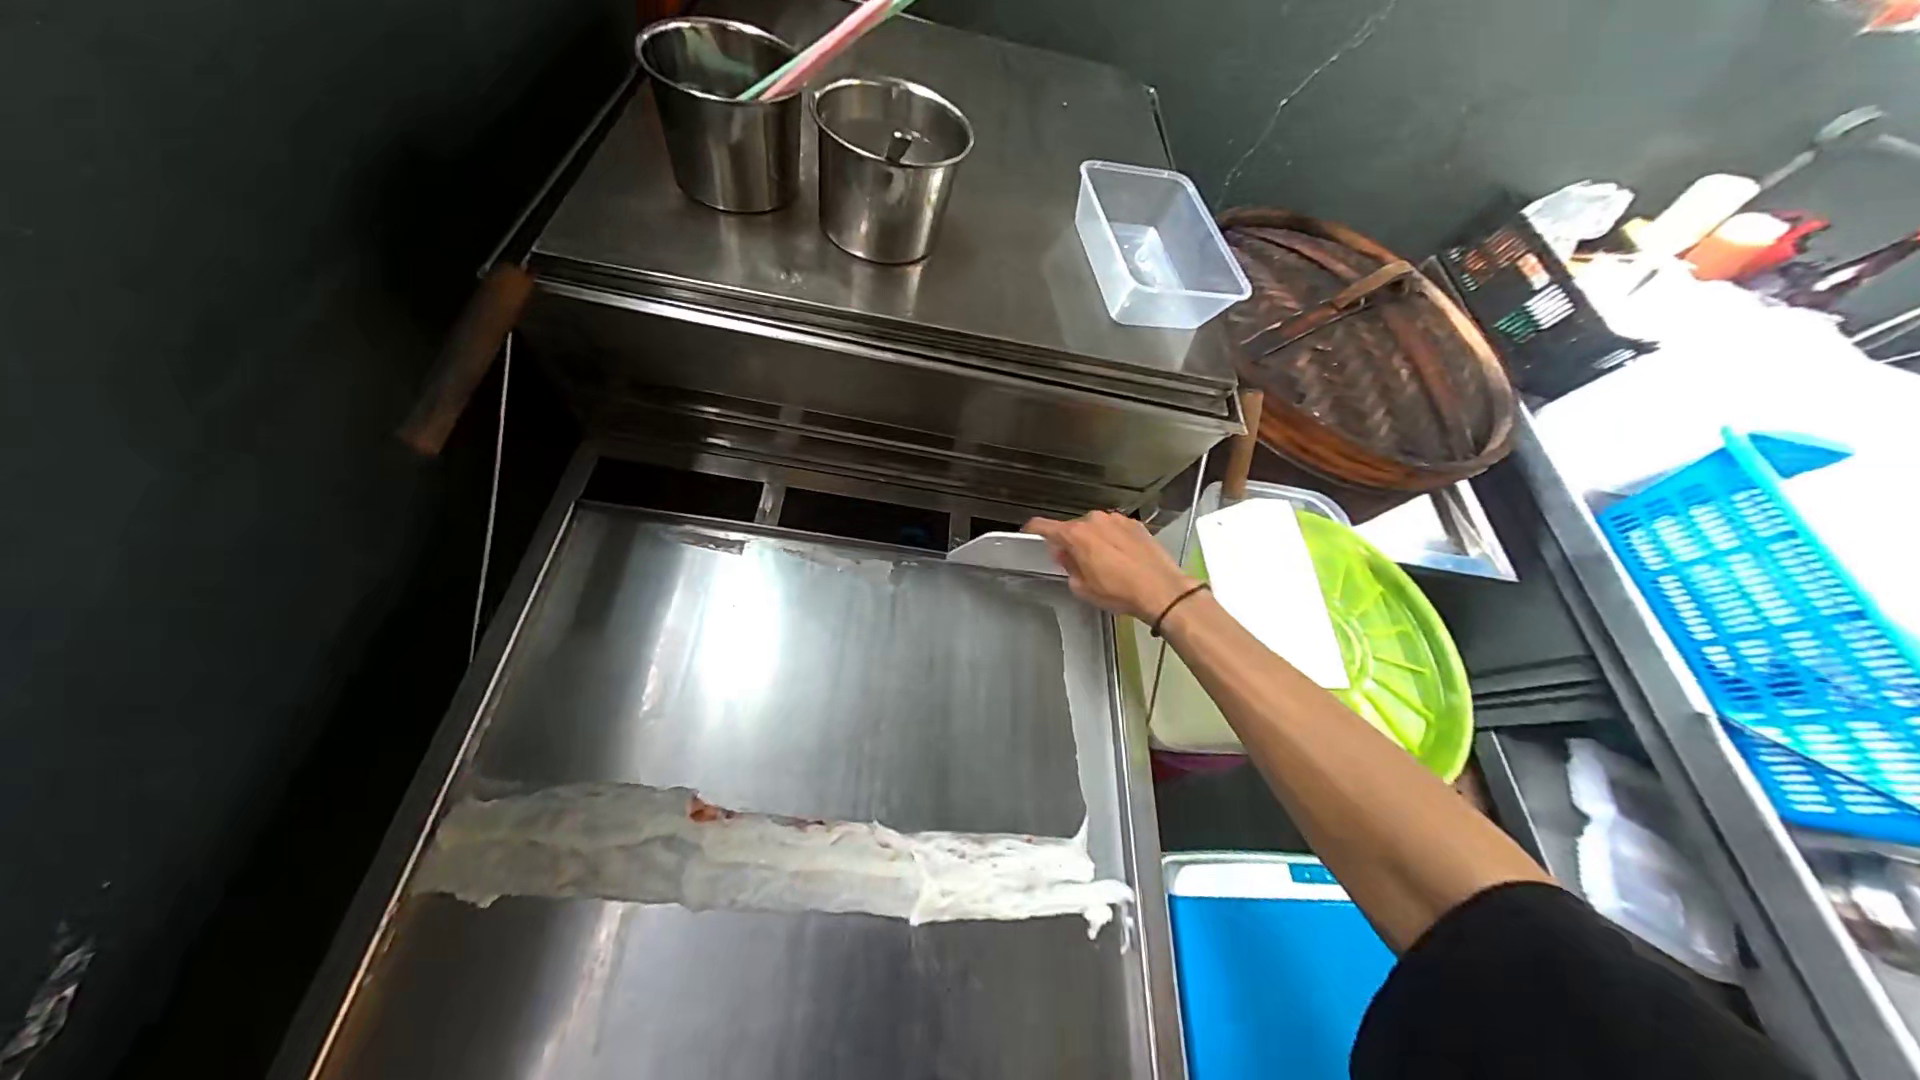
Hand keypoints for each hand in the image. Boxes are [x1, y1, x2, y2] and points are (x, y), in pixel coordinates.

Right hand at [1023, 511, 1199, 621]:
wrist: (1161, 589)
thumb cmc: (1120, 591)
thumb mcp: (1082, 587)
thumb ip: (1068, 566)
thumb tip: (1065, 555)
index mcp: (1076, 534)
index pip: (1044, 526)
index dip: (1033, 530)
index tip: (1029, 534)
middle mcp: (1095, 520)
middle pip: (1072, 528)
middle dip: (1071, 543)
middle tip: (1076, 564)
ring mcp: (1117, 520)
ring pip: (1095, 528)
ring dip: (1093, 540)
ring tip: (1104, 564)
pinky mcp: (1135, 525)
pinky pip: (1114, 529)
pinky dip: (1112, 540)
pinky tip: (1121, 559)